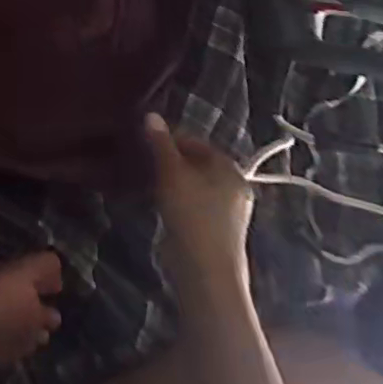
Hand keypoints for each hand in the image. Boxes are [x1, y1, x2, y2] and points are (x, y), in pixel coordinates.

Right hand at [145, 112, 254, 284]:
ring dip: (176, 181)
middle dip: (172, 160)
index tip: (146, 143)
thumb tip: (151, 114)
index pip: (196, 141)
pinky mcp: (222, 230)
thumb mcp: (170, 170)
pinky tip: (165, 204)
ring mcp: (232, 211)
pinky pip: (199, 203)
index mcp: (230, 167)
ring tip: (152, 182)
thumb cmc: (191, 211)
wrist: (207, 269)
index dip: (169, 139)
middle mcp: (237, 186)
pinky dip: (182, 199)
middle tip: (147, 161)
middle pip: (198, 163)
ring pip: (198, 184)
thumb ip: (160, 142)